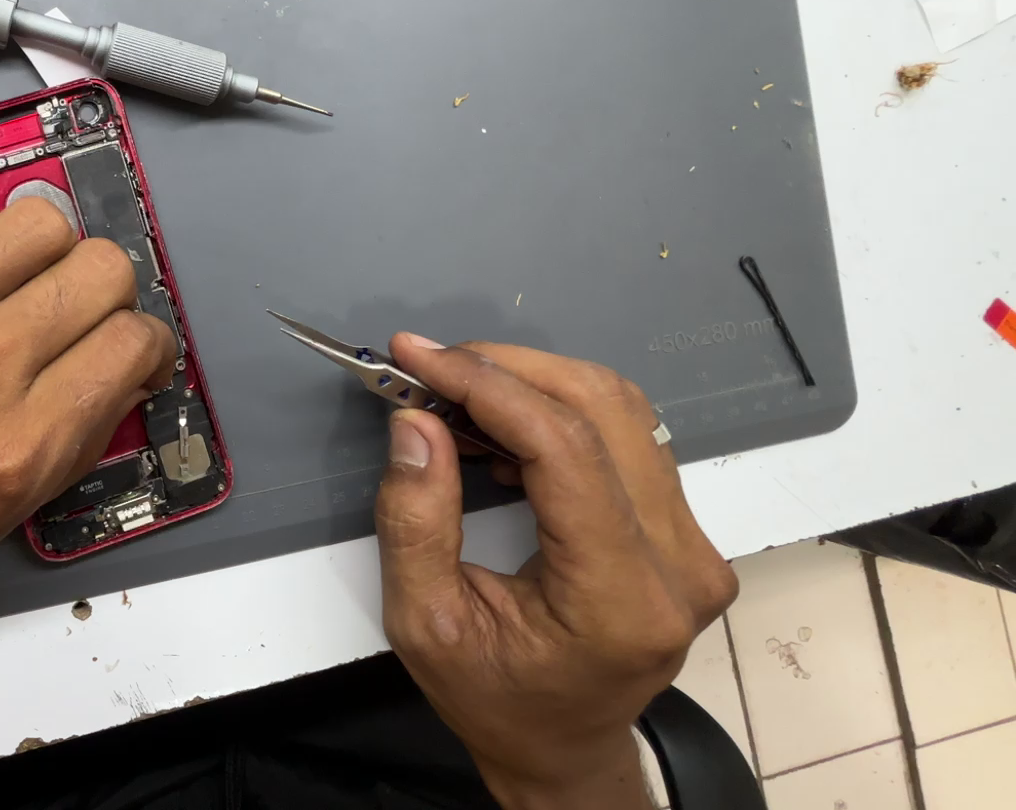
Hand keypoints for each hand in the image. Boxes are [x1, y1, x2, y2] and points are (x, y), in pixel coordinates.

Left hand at [0, 182, 176, 667]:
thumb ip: (69, 442)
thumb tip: (115, 373)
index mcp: (17, 450)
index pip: (132, 346)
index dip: (148, 345)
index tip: (131, 352)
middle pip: (101, 271)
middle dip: (111, 293)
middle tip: (81, 316)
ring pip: (38, 222)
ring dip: (54, 247)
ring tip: (27, 278)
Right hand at [373, 337, 737, 809]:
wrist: (562, 749)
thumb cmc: (490, 697)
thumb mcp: (421, 621)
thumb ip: (414, 521)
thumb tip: (415, 422)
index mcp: (620, 594)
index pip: (564, 447)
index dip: (484, 385)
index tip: (414, 356)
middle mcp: (679, 560)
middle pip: (603, 407)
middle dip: (504, 366)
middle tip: (426, 366)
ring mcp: (691, 542)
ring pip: (618, 408)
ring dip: (525, 379)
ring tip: (451, 390)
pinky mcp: (678, 529)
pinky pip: (618, 433)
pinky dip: (546, 406)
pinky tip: (491, 424)